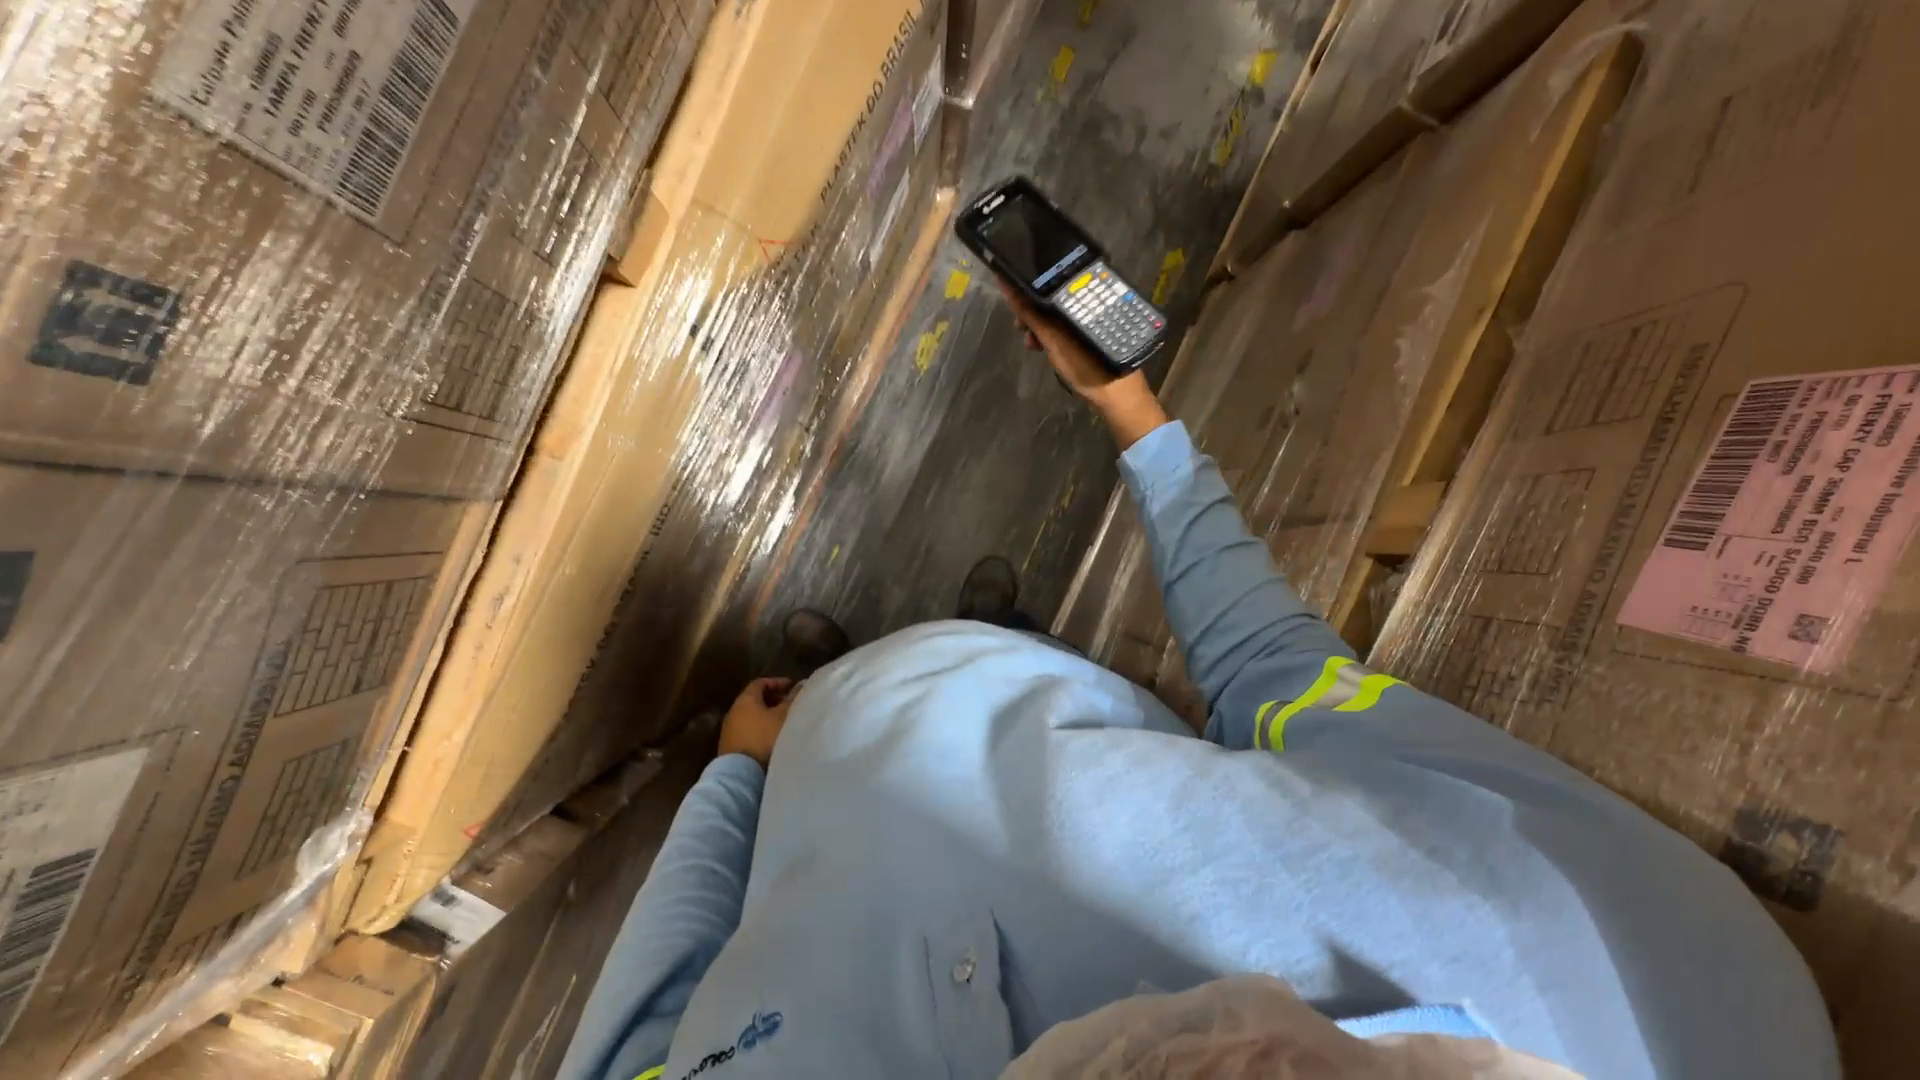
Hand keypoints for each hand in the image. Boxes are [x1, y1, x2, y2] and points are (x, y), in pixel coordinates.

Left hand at [718, 677, 794, 768]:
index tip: (792, 686)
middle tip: (789, 704)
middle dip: (773, 699)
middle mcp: (734, 710)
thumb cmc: (764, 737)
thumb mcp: (783, 716)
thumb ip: (792, 699)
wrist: (740, 771)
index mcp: (746, 699)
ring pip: (750, 715)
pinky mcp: (729, 744)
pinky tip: (769, 737)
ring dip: (766, 715)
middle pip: (754, 699)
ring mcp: (729, 728)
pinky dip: (759, 728)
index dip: (777, 682)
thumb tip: (801, 684)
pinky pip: (746, 729)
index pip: (760, 683)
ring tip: (781, 722)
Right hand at [1000, 283, 1169, 448]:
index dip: (1027, 296)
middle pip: (1052, 302)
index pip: (1048, 287)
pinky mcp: (1091, 337)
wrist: (1116, 394)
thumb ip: (1031, 314)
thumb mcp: (1053, 340)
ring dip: (1040, 328)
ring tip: (1032, 346)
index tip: (1015, 310)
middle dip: (1032, 315)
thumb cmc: (1085, 366)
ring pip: (1058, 318)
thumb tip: (1008, 285)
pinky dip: (1052, 336)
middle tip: (1022, 331)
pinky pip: (1066, 330)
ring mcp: (1090, 323)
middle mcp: (1087, 307)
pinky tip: (1045, 348)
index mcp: (1081, 299)